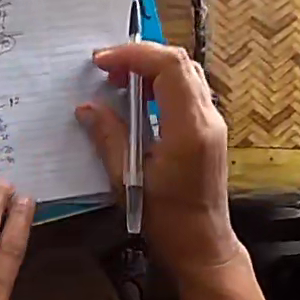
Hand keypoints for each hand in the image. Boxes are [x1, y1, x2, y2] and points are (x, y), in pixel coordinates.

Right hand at [76, 41, 245, 280]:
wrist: (201, 244)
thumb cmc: (165, 219)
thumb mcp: (128, 179)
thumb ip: (108, 138)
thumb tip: (87, 107)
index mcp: (188, 128)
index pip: (168, 67)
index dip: (133, 55)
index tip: (101, 62)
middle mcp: (207, 119)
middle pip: (180, 64)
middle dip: (140, 58)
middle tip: (106, 71)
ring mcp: (212, 124)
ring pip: (186, 75)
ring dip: (151, 70)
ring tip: (118, 84)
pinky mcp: (208, 132)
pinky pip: (187, 93)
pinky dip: (160, 86)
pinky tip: (137, 103)